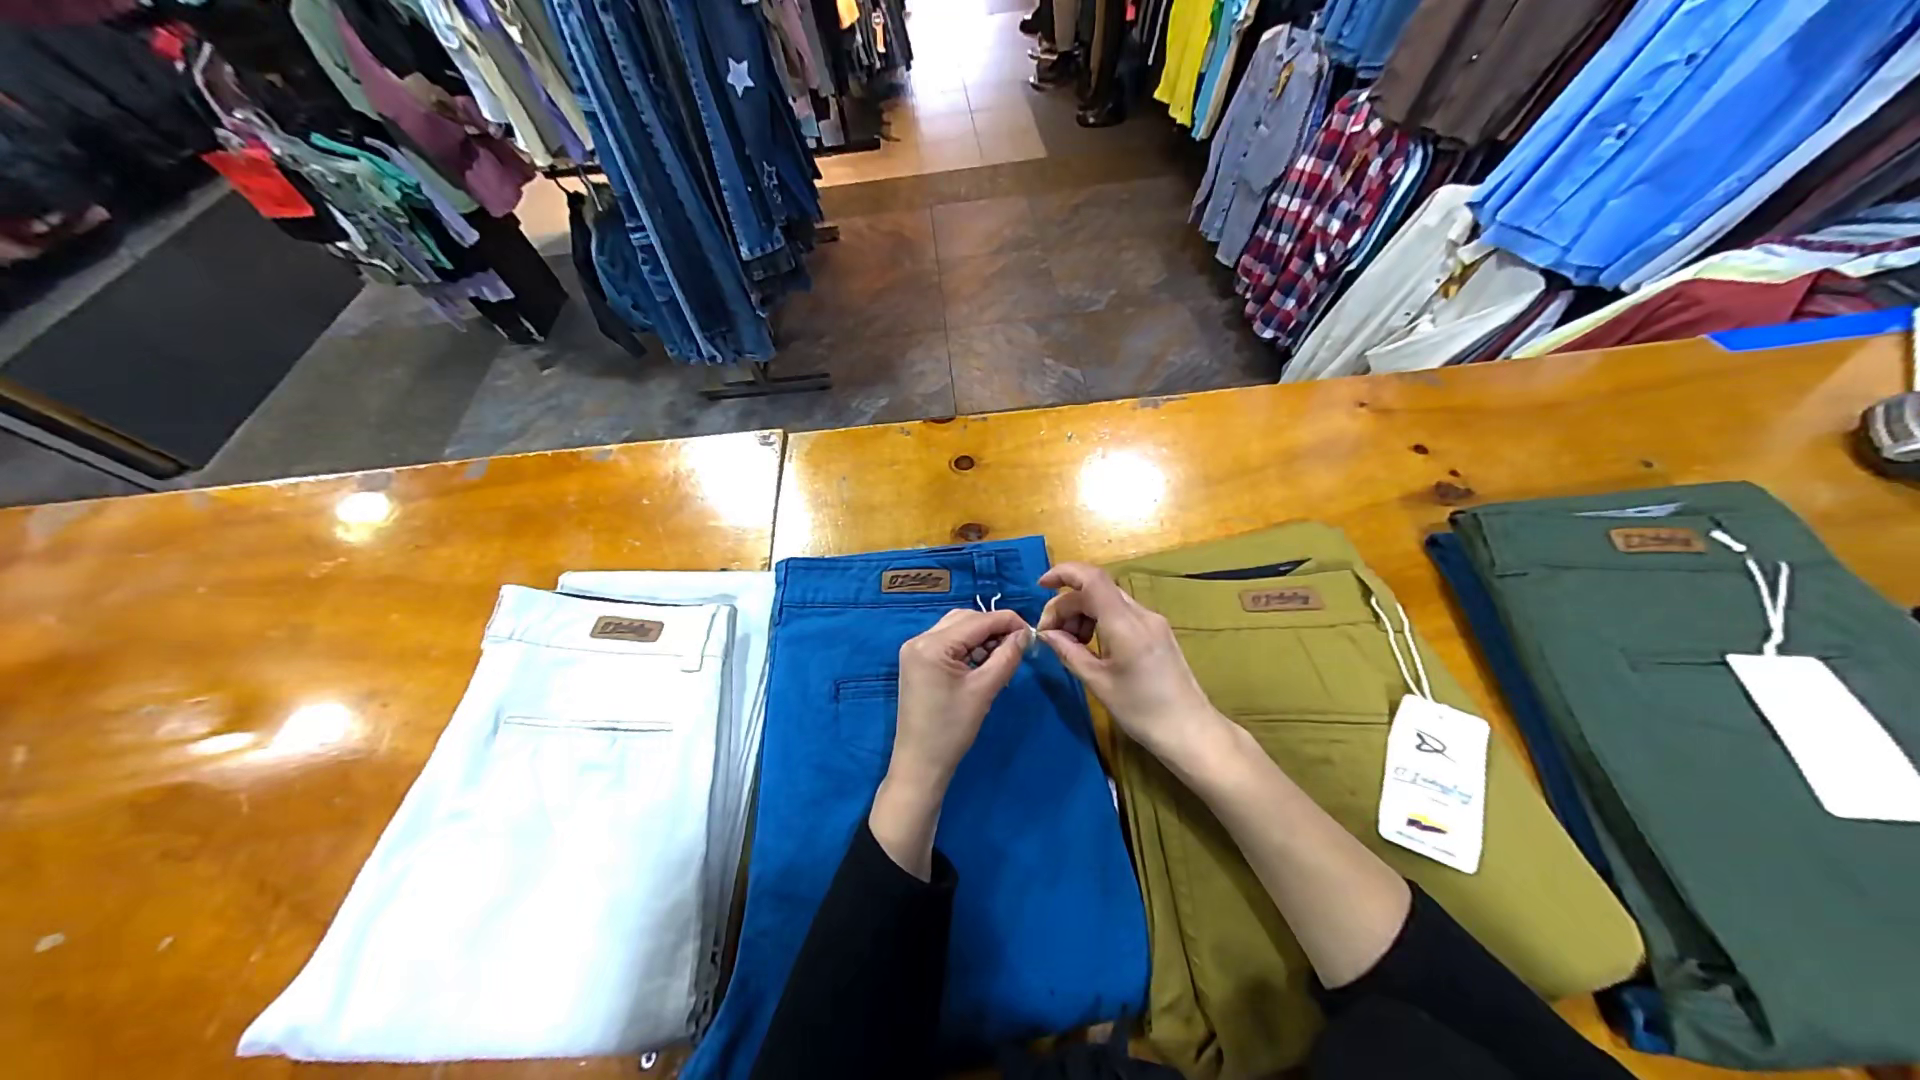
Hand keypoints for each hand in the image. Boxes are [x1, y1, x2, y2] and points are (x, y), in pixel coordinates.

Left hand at [889, 607, 1031, 793]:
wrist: (921, 763)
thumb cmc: (952, 729)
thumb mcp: (984, 690)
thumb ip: (1006, 656)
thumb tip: (1025, 634)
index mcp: (932, 644)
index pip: (978, 620)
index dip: (1008, 622)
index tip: (1032, 633)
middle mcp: (920, 639)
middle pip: (966, 619)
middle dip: (994, 628)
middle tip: (1018, 645)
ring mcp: (916, 650)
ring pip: (957, 628)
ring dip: (982, 637)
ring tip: (1003, 655)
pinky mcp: (918, 661)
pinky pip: (948, 642)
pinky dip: (968, 647)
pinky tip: (985, 661)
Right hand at [1036, 563, 1227, 764]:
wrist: (1190, 730)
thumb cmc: (1142, 710)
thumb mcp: (1097, 682)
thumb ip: (1068, 651)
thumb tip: (1046, 633)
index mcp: (1125, 624)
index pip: (1092, 578)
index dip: (1063, 573)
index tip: (1040, 587)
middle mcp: (1140, 614)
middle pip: (1095, 591)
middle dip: (1067, 606)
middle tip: (1051, 636)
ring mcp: (1152, 621)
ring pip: (1107, 601)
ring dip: (1082, 614)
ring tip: (1071, 645)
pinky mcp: (1157, 632)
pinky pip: (1120, 614)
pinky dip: (1099, 622)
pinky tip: (1091, 647)